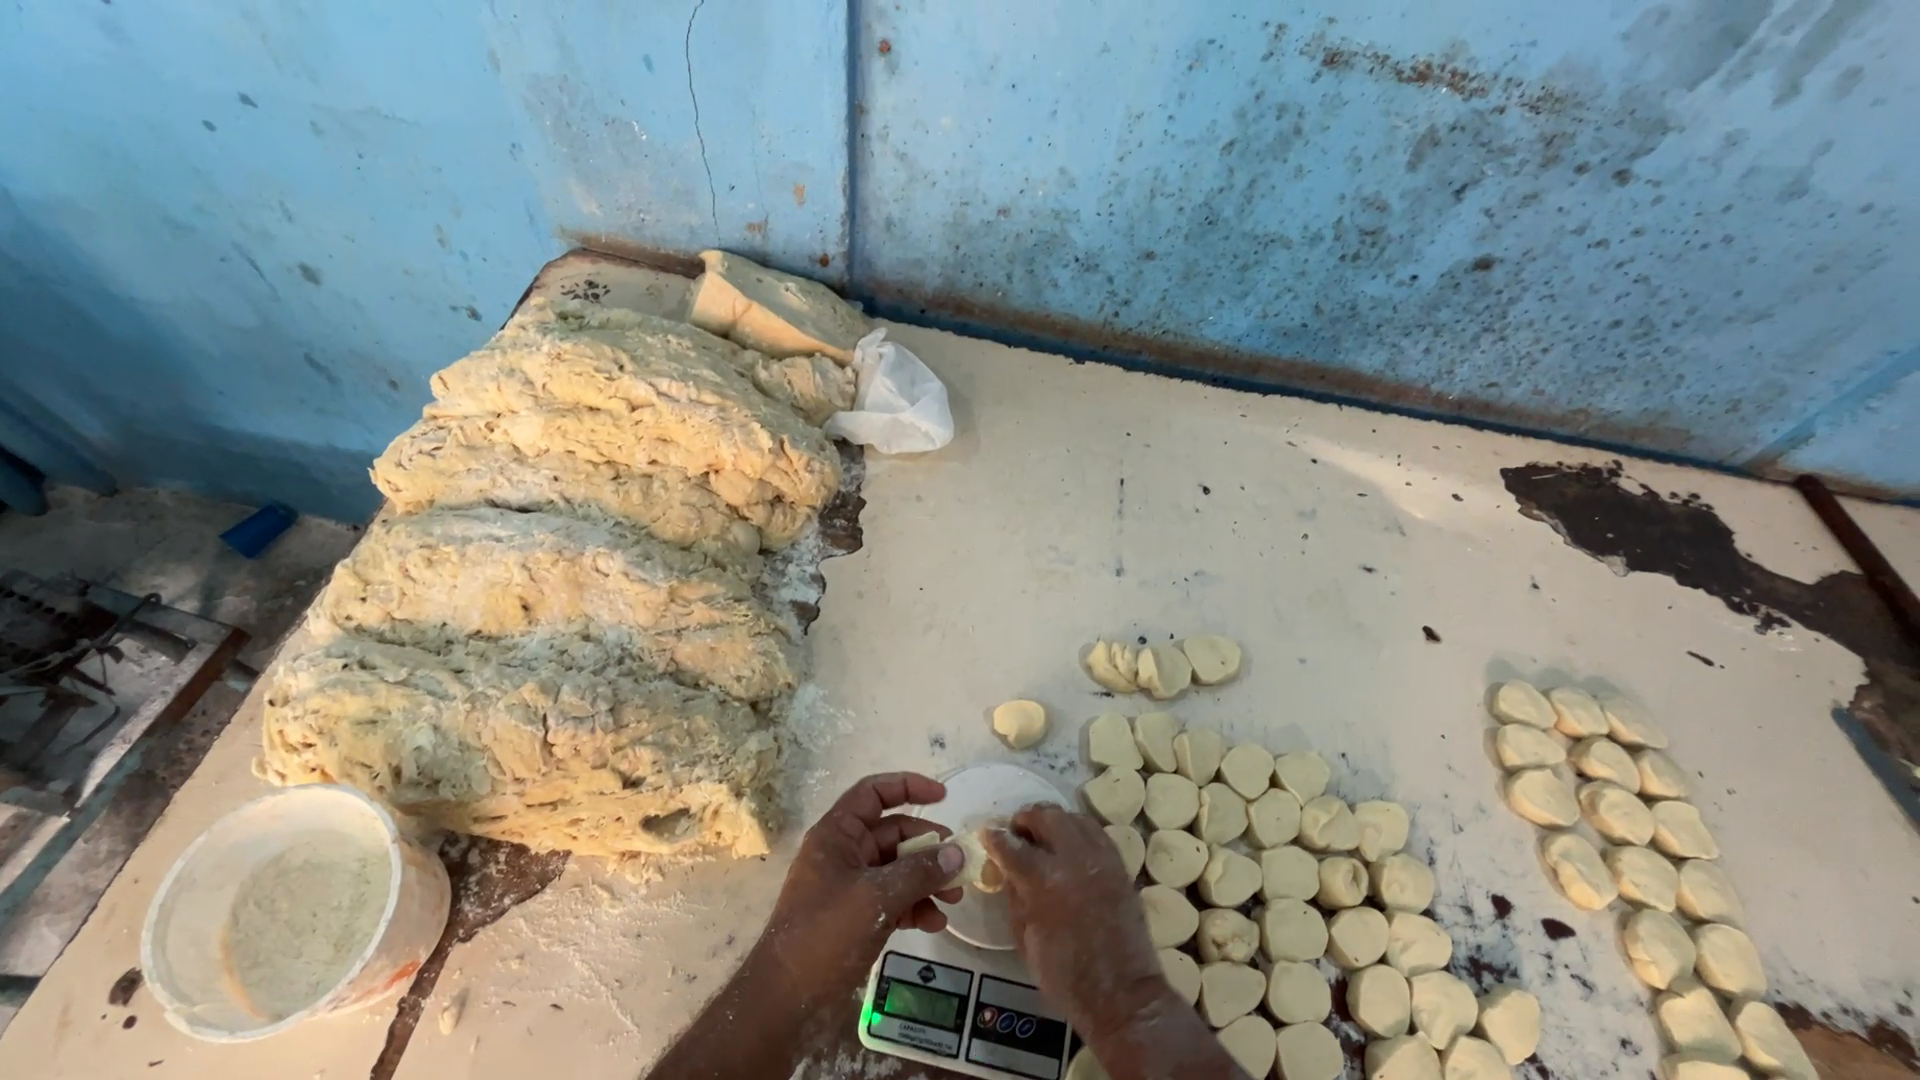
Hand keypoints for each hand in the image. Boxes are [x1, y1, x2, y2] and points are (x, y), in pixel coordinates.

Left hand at [756, 772, 964, 997]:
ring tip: (953, 901)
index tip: (944, 796)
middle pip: (893, 833)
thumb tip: (958, 853)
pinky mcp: (856, 917)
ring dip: (927, 880)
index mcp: (837, 835)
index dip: (908, 786)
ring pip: (897, 869)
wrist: (785, 1000)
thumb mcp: (876, 897)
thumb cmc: (824, 935)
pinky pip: (893, 899)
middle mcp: (843, 854)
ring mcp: (850, 887)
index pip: (874, 793)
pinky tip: (934, 924)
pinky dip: (915, 907)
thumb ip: (919, 871)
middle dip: (928, 847)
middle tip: (958, 865)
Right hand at [984, 805, 1171, 1043]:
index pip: (1012, 845)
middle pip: (1047, 817)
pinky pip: (1097, 834)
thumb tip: (1009, 870)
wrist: (1120, 993)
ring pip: (1075, 818)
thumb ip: (1016, 896)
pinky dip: (1080, 832)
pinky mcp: (1120, 866)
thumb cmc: (1064, 974)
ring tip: (1044, 834)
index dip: (995, 837)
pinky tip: (1071, 846)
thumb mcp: (1025, 937)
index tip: (988, 833)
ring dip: (1055, 821)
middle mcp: (1074, 859)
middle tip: (1016, 830)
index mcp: (1044, 879)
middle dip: (1026, 819)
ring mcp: (1102, 859)